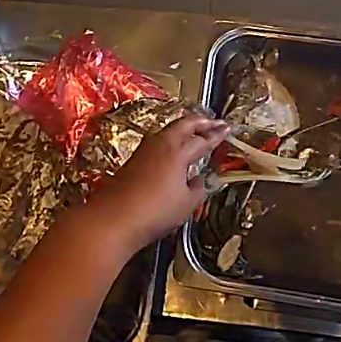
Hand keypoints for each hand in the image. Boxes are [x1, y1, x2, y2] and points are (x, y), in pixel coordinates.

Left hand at [84, 114, 229, 249]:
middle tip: (214, 123)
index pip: (202, 140)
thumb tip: (201, 180)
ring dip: (183, 127)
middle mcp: (161, 144)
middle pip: (184, 125)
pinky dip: (171, 138)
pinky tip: (173, 148)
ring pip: (168, 130)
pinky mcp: (134, 159)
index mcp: (178, 152)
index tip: (227, 128)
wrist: (113, 219)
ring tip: (195, 130)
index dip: (217, 135)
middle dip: (201, 122)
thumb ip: (198, 188)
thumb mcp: (186, 204)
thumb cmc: (155, 212)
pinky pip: (158, 140)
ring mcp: (145, 150)